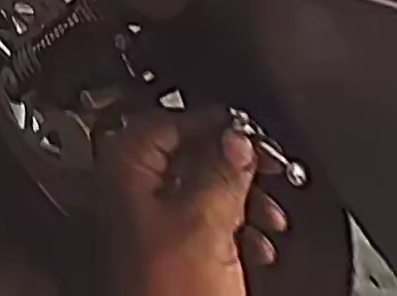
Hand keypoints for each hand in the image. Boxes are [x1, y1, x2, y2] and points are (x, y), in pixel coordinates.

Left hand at [101, 109, 287, 295]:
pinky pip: (204, 222)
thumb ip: (221, 173)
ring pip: (198, 187)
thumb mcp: (203, 224)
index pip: (166, 118)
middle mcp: (131, 185)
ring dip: (238, 197)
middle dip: (229, 162)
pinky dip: (233, 227)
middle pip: (184, 152)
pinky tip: (258, 242)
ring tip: (270, 214)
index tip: (246, 128)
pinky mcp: (171, 251)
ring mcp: (150, 219)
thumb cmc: (170, 293)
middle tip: (267, 166)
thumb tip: (236, 137)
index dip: (209, 121)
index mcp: (126, 165)